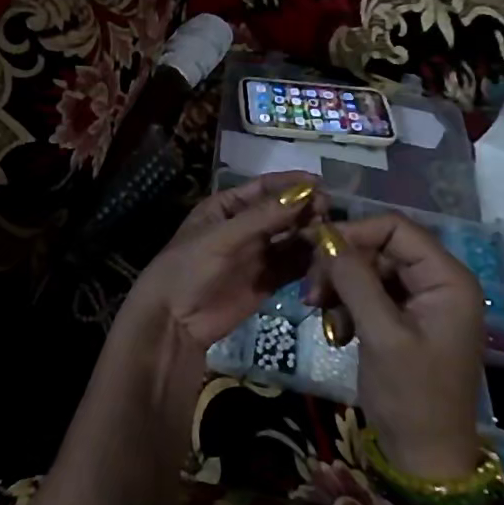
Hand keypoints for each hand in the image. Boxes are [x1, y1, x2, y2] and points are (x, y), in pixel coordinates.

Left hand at [120, 172, 319, 352]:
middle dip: (306, 210)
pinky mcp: (268, 281)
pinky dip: (311, 261)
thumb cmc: (187, 268)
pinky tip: (327, 259)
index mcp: (226, 207)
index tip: (321, 184)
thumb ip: (262, 217)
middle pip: (284, 212)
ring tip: (330, 237)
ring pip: (293, 238)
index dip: (292, 184)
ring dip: (311, 235)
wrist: (173, 320)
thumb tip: (305, 193)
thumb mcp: (221, 237)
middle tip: (328, 213)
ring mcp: (258, 254)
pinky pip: (295, 265)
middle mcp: (246, 226)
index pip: (264, 187)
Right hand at [308, 213, 485, 476]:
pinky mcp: (401, 321)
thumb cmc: (411, 394)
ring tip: (319, 316)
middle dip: (340, 266)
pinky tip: (334, 333)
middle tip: (310, 294)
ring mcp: (419, 303)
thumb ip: (355, 281)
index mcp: (447, 280)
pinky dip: (344, 308)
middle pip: (378, 249)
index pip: (396, 228)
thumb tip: (325, 237)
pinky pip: (366, 296)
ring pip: (367, 272)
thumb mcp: (381, 334)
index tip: (312, 252)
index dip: (352, 232)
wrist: (423, 452)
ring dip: (338, 289)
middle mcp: (437, 283)